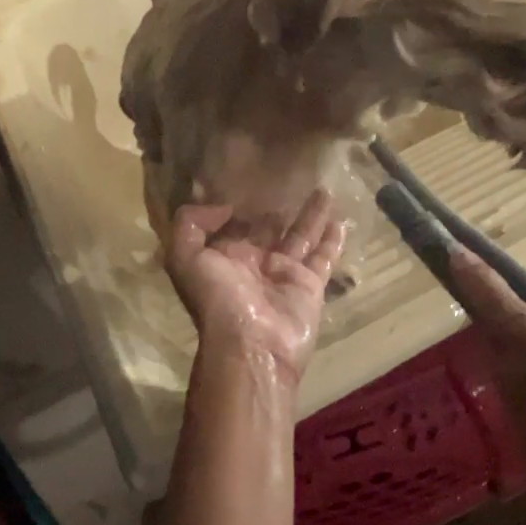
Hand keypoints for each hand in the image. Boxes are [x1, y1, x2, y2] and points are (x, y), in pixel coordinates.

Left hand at [165, 192, 346, 383]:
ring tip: (324, 188)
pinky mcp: (310, 286)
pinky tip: (341, 221)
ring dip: (311, 215)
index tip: (249, 180)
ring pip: (300, 237)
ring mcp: (284, 274)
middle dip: (277, 209)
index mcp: (225, 257)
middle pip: (270, 229)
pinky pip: (323, 258)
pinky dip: (332, 241)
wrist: (252, 346)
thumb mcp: (184, 258)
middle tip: (292, 179)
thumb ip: (190, 224)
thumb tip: (223, 207)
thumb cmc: (217, 299)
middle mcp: (255, 263)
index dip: (239, 206)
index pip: (234, 225)